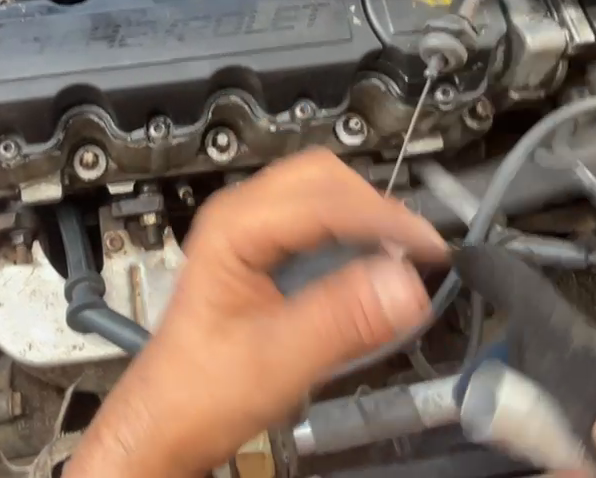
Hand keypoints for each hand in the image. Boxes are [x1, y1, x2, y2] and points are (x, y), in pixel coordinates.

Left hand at [67, 150, 447, 477]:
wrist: (168, 418)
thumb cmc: (200, 389)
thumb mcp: (276, 361)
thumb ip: (342, 321)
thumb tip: (403, 284)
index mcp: (233, 228)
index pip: (321, 200)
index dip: (380, 219)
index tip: (427, 246)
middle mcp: (238, 215)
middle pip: (319, 176)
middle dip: (372, 205)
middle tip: (416, 246)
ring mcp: (248, 228)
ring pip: (317, 190)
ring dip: (362, 214)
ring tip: (402, 253)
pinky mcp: (261, 247)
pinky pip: (314, 216)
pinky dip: (349, 229)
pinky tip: (369, 261)